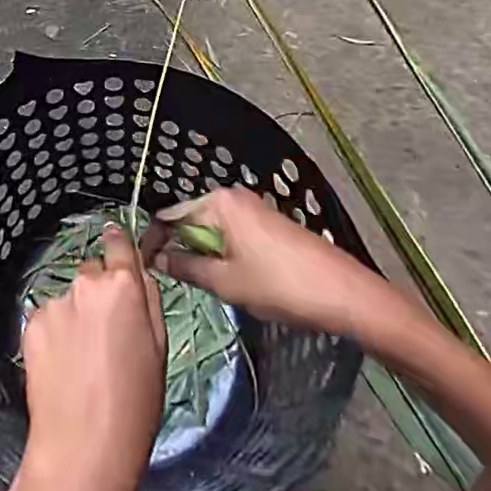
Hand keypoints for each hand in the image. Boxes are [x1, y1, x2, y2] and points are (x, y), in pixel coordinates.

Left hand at [18, 224, 165, 490]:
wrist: (83, 445)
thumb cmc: (134, 403)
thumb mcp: (159, 348)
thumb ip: (148, 300)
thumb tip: (138, 273)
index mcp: (123, 287)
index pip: (119, 243)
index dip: (119, 244)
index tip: (117, 242)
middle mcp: (85, 285)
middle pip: (93, 273)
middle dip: (100, 292)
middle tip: (109, 332)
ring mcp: (54, 303)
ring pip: (70, 298)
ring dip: (76, 315)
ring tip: (84, 358)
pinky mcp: (30, 324)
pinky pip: (48, 317)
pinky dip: (55, 333)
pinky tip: (64, 364)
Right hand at [144, 186, 429, 351]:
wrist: (345, 294)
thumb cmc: (279, 286)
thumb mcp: (224, 282)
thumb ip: (184, 267)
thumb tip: (156, 259)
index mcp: (218, 202)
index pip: (169, 216)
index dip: (153, 241)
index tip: (145, 267)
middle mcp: (234, 196)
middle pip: (190, 219)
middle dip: (178, 247)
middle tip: (174, 280)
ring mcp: (254, 207)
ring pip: (211, 228)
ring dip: (202, 252)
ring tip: (203, 283)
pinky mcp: (270, 222)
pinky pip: (232, 232)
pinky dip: (223, 252)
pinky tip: (231, 277)